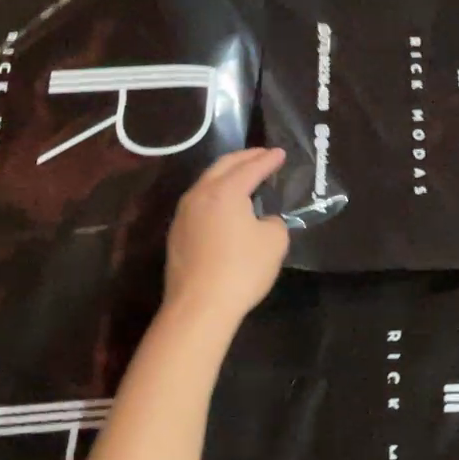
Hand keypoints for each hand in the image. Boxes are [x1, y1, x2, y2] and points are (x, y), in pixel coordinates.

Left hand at [160, 147, 289, 334]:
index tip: (281, 153)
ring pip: (207, 183)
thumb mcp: (274, 242)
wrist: (199, 306)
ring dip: (227, 175)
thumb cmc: (242, 269)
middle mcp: (200, 195)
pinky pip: (200, 202)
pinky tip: (227, 204)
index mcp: (225, 191)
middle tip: (262, 154)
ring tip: (245, 174)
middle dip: (245, 157)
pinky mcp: (177, 233)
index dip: (269, 159)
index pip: (251, 168)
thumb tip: (262, 221)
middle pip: (223, 167)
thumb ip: (273, 222)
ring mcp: (183, 214)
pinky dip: (217, 194)